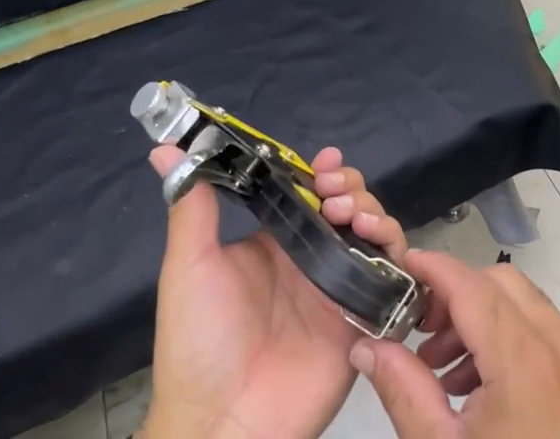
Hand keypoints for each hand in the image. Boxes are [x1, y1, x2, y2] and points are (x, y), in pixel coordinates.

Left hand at [142, 145, 406, 438]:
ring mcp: (340, 288)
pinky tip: (376, 238)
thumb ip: (191, 206)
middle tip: (334, 191)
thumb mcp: (189, 267)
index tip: (325, 162)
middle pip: (348, 206)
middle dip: (350, 186)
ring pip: (373, 232)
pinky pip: (392, 274)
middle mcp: (311, 261)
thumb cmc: (200, 342)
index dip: (322, 172)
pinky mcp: (364, 317)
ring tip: (351, 214)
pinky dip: (394, 248)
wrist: (224, 422)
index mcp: (274, 246)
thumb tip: (165, 148)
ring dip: (372, 209)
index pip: (308, 193)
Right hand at [352, 249, 559, 438]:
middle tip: (419, 332)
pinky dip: (510, 336)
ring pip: (526, 302)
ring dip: (482, 317)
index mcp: (528, 365)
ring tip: (442, 368)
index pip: (474, 289)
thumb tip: (366, 345)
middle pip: (502, 285)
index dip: (435, 268)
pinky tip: (479, 382)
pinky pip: (546, 330)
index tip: (402, 263)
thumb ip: (403, 391)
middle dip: (456, 296)